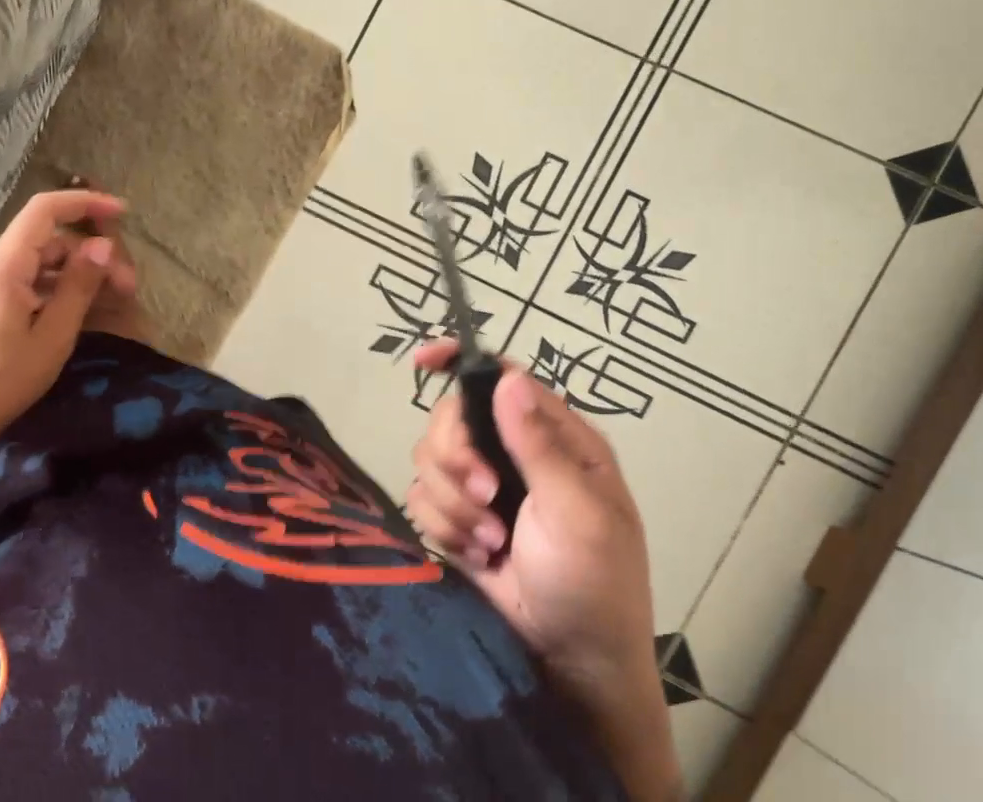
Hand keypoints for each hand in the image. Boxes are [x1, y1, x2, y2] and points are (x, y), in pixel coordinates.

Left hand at [0, 190, 132, 455]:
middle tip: (129, 288)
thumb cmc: (3, 380)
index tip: (123, 213)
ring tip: (113, 304)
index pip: (45, 210)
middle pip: (47, 241)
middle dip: (90, 257)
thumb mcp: (52, 336)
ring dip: (75, 277)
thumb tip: (103, 246)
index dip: (86, 203)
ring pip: (38, 263)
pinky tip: (80, 312)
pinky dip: (53, 291)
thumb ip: (78, 286)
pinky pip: (23, 282)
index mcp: (2, 263)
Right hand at [405, 340, 654, 683]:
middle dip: (456, 459)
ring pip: (427, 460)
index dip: (460, 363)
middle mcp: (514, 453)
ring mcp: (482, 485)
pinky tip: (475, 553)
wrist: (568, 652)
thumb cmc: (593, 581)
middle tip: (485, 496)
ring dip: (453, 504)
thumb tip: (505, 379)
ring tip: (489, 540)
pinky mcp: (456, 516)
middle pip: (449, 419)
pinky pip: (419, 498)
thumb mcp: (578, 512)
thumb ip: (539, 446)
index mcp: (556, 440)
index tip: (421, 362)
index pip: (502, 378)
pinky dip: (443, 527)